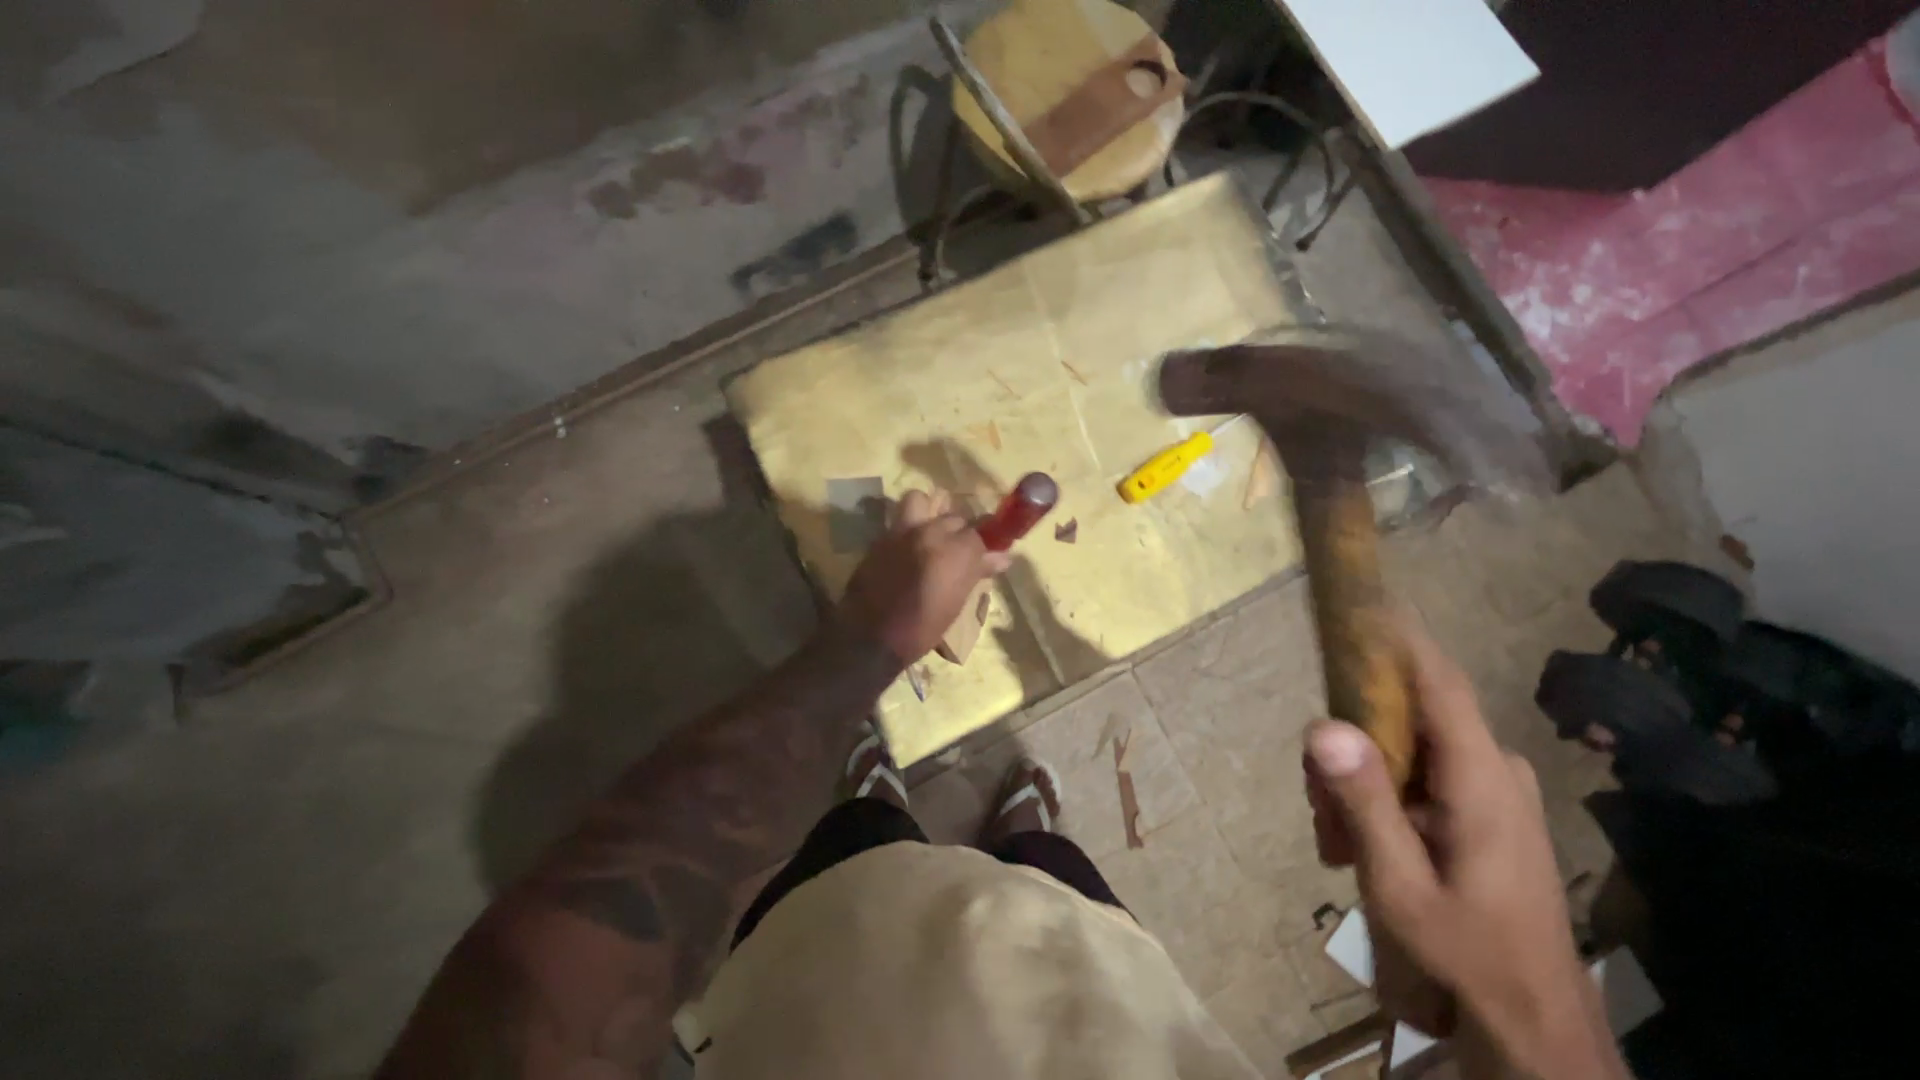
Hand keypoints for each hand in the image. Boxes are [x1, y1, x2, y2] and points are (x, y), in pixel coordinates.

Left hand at [838, 490, 1011, 664]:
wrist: (870, 637)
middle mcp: (931, 533)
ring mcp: (902, 532)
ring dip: (929, 511)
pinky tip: (909, 548)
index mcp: (956, 552)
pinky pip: (899, 520)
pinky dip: (909, 527)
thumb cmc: (921, 629)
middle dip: (960, 530)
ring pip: (921, 501)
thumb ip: (977, 572)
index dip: (985, 542)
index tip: (987, 551)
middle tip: (959, 549)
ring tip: (931, 532)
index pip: (980, 533)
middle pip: (954, 517)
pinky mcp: (880, 538)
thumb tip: (1002, 557)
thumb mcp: (956, 603)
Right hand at [1304, 623, 1624, 1079]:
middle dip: (1352, 745)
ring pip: (1410, 751)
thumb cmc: (1466, 954)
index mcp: (1481, 778)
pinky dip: (1383, 800)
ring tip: (1336, 844)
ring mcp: (1496, 791)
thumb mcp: (1398, 884)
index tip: (1362, 599)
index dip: (1399, 636)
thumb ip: (1363, 802)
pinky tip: (1361, 848)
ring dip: (1362, 782)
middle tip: (1317, 809)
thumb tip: (1323, 726)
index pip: (1437, 681)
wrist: (1535, 1023)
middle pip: (1409, 719)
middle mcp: (1495, 770)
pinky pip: (1423, 779)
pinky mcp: (1490, 813)